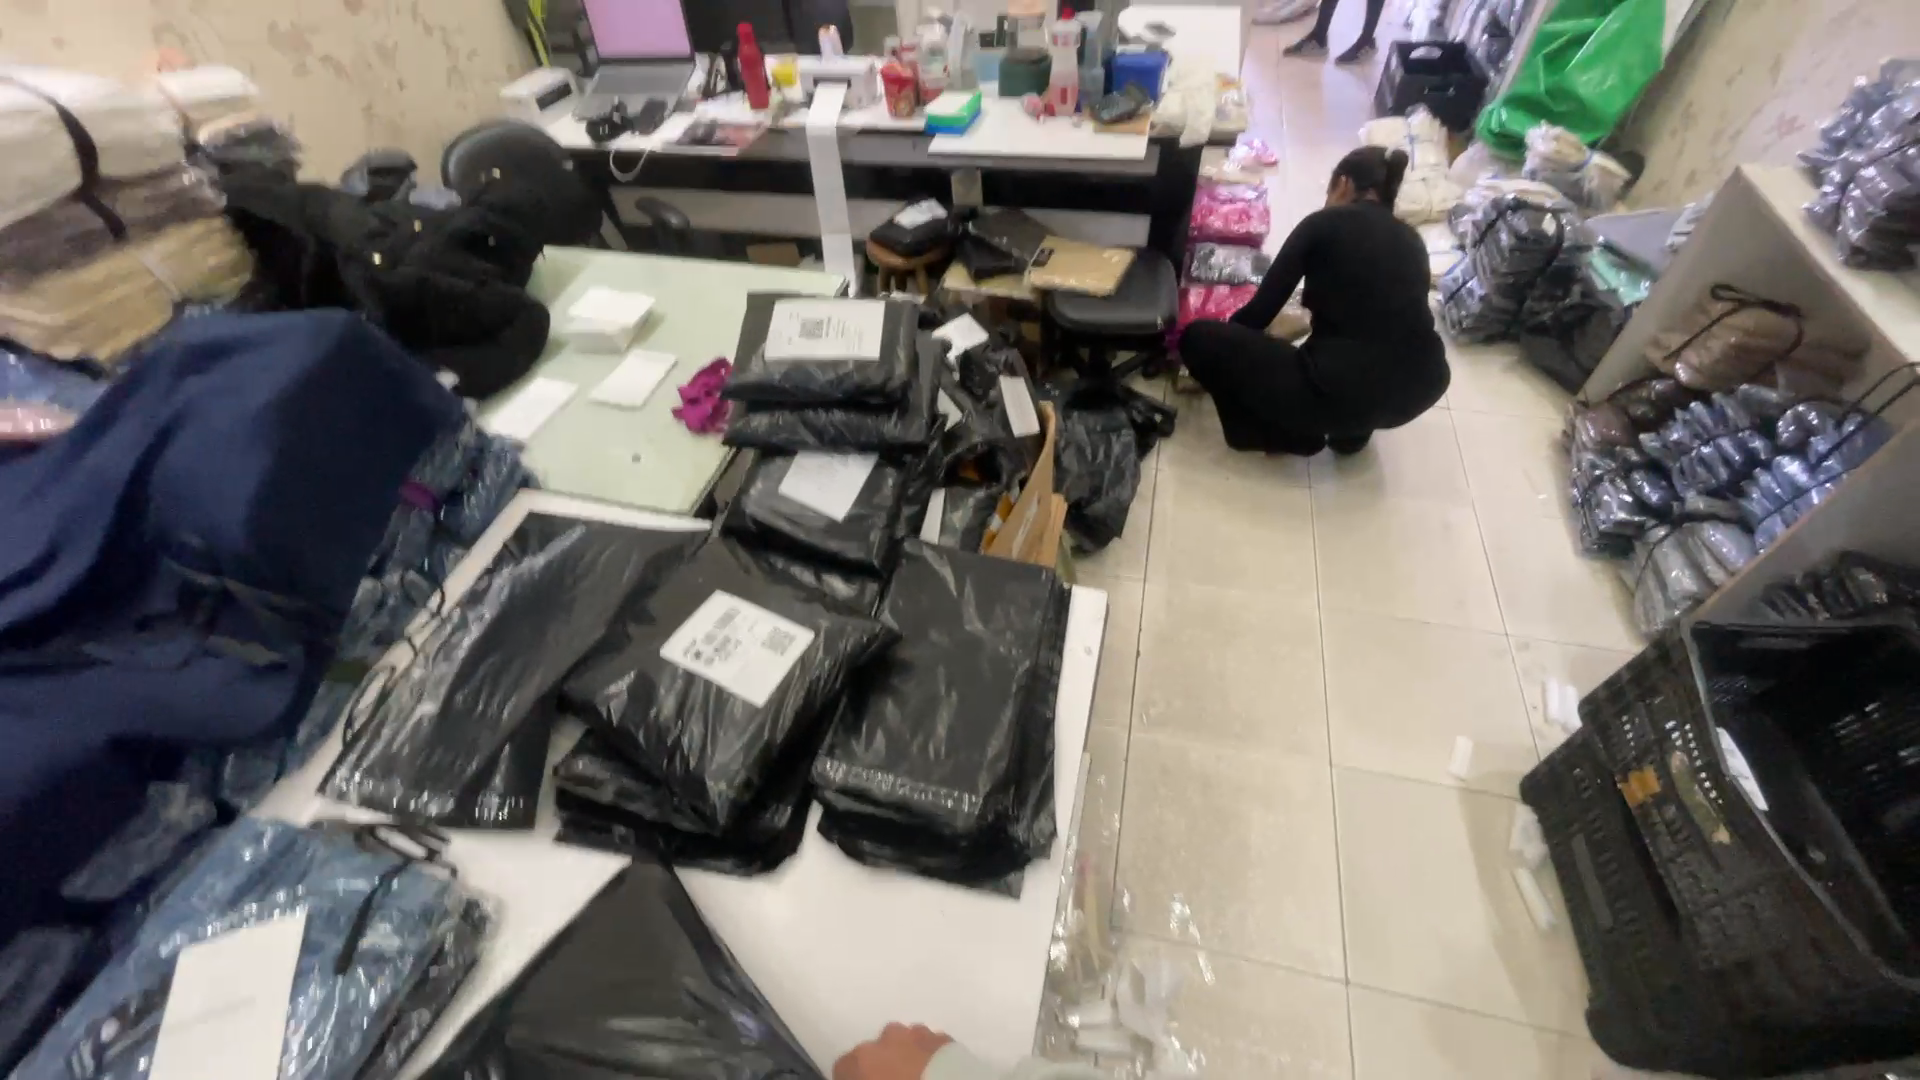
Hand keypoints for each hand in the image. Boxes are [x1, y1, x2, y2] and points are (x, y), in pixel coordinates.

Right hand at [832, 1023, 953, 1079]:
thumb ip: (862, 1079)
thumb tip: (868, 1076)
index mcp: (863, 1059)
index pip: (843, 1068)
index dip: (849, 1079)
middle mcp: (887, 1039)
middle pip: (875, 1053)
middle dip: (881, 1069)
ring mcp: (917, 1034)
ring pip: (904, 1044)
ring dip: (905, 1060)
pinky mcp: (942, 1038)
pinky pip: (928, 1047)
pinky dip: (927, 1059)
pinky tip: (934, 1076)